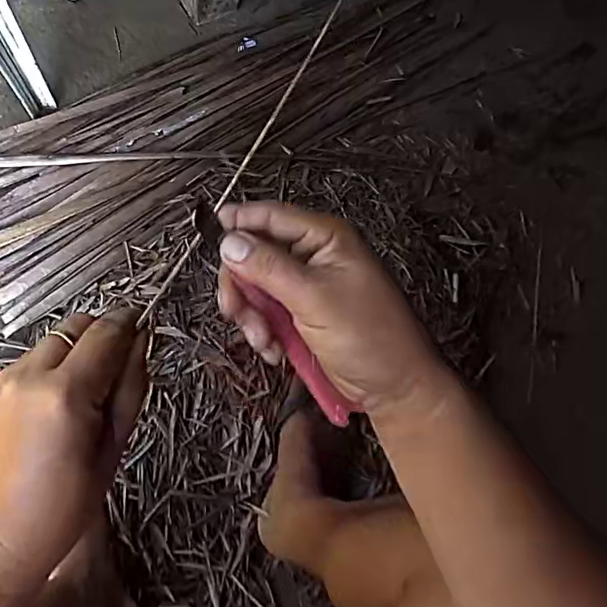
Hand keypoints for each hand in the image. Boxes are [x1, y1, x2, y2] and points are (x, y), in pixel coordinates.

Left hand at [0, 311, 148, 597]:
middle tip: (119, 367)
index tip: (144, 327)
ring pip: (57, 337)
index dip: (131, 324)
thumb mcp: (113, 451)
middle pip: (80, 324)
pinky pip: (35, 357)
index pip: (107, 332)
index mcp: (65, 395)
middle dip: (104, 335)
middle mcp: (30, 377)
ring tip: (88, 393)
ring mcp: (6, 379)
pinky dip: (55, 367)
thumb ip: (130, 387)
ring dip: (79, 351)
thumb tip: (140, 343)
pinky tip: (60, 404)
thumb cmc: (58, 512)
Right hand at [215, 201, 448, 419]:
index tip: (211, 227)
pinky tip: (275, 349)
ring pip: (255, 285)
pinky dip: (263, 330)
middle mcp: (313, 256)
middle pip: (255, 253)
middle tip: (237, 311)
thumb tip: (230, 241)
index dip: (239, 220)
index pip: (272, 216)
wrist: (395, 389)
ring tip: (264, 339)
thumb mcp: (314, 298)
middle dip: (243, 285)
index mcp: (325, 238)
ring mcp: (306, 285)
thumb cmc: (371, 338)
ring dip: (252, 315)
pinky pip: (266, 311)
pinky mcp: (301, 311)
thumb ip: (268, 268)